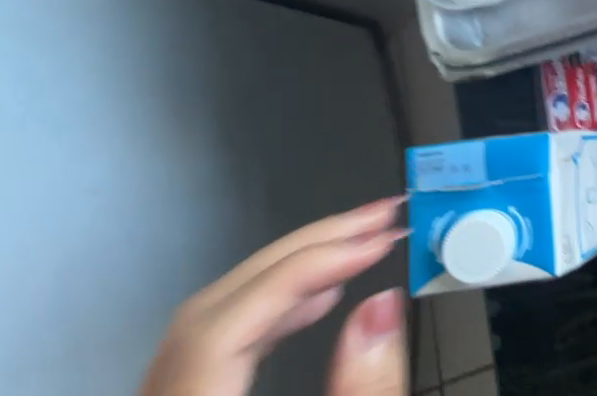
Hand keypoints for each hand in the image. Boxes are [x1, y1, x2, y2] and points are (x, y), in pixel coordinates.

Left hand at [140, 197, 409, 395]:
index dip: (308, 269)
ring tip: (361, 246)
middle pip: (215, 307)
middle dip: (307, 252)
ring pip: (213, 318)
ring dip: (296, 273)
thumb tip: (382, 306)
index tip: (378, 241)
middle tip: (379, 219)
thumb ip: (363, 389)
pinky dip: (274, 309)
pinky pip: (213, 344)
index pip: (227, 324)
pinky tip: (318, 298)